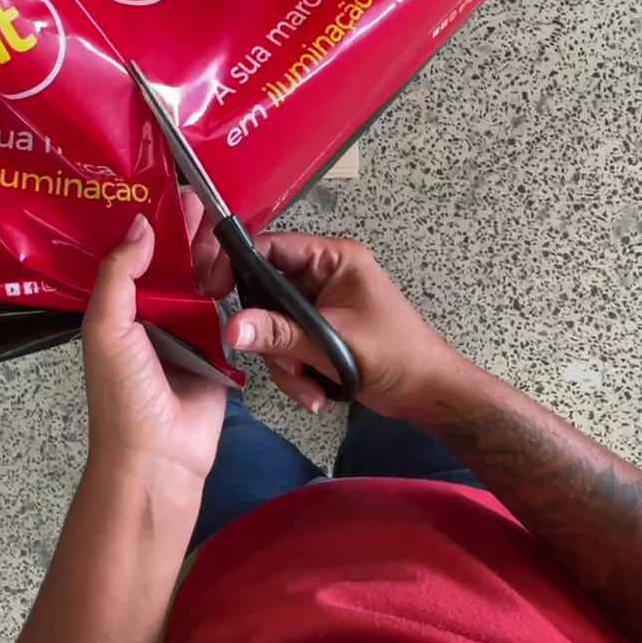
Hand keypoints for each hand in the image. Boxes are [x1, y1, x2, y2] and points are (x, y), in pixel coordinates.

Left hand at [81, 214, 229, 484]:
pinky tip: (238, 260)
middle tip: (201, 200)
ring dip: (208, 254)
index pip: (134, 258)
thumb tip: (141, 225)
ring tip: (222, 222)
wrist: (159, 457)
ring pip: (198, 283)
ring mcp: (184, 334)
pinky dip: (229, 286)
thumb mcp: (107, 329)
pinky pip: (223, 310)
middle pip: (170, 266)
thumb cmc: (124, 395)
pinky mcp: (215, 349)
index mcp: (118, 311)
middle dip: (184, 234)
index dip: (150, 227)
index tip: (167, 194)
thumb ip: (119, 275)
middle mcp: (150, 318)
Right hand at [210, 232, 469, 422]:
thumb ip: (281, 333)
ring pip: (272, 328)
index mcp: (333, 259)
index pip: (272, 247)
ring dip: (286, 364)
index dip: (237, 264)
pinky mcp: (315, 334)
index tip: (213, 290)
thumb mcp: (335, 343)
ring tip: (313, 388)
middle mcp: (321, 276)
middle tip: (287, 362)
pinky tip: (318, 393)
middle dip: (272, 337)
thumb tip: (231, 326)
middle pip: (266, 295)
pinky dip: (296, 373)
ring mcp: (316, 307)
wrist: (428, 395)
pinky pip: (284, 347)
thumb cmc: (397, 355)